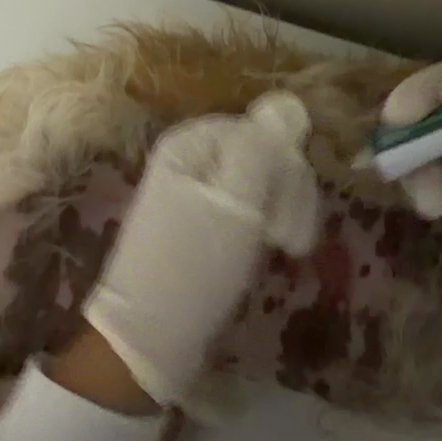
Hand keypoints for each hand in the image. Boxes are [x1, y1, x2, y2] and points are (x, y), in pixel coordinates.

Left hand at [82, 92, 319, 404]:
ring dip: (283, 215)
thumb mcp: (234, 201)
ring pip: (264, 185)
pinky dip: (266, 230)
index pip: (264, 132)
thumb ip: (263, 148)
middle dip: (288, 195)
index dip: (288, 170)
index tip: (292, 217)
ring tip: (282, 251)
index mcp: (192, 142)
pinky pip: (250, 211)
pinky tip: (269, 252)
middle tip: (290, 242)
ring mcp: (198, 194)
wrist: (149, 337)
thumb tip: (288, 103)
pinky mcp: (205, 226)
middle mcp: (193, 160)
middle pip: (265, 156)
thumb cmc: (193, 264)